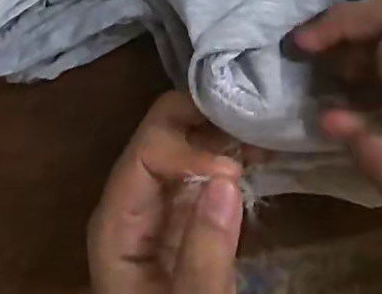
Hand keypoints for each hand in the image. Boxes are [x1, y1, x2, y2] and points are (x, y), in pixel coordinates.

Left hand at [88, 91, 244, 293]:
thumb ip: (204, 257)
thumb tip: (226, 177)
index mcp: (117, 222)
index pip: (144, 151)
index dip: (187, 146)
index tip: (232, 169)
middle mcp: (134, 199)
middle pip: (162, 135)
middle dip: (207, 123)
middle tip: (254, 126)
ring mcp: (160, 203)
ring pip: (185, 142)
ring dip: (224, 131)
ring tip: (264, 130)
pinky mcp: (185, 213)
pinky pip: (204, 167)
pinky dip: (232, 152)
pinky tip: (262, 150)